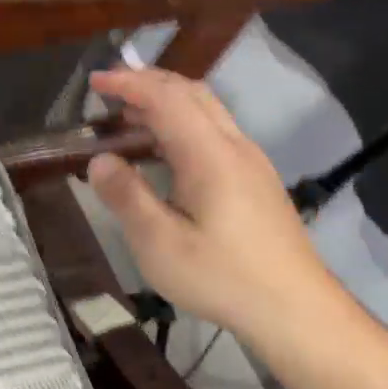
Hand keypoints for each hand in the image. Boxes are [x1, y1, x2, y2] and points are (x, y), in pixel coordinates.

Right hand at [85, 68, 345, 343]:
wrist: (293, 308)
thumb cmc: (220, 275)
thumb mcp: (158, 243)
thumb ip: (126, 196)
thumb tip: (98, 159)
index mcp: (210, 155)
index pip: (166, 99)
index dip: (129, 84)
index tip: (95, 81)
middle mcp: (234, 147)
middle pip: (192, 93)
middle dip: (149, 82)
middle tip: (108, 89)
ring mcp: (250, 163)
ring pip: (207, 111)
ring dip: (166, 102)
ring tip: (127, 116)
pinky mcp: (254, 181)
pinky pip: (214, 132)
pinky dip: (181, 124)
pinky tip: (161, 150)